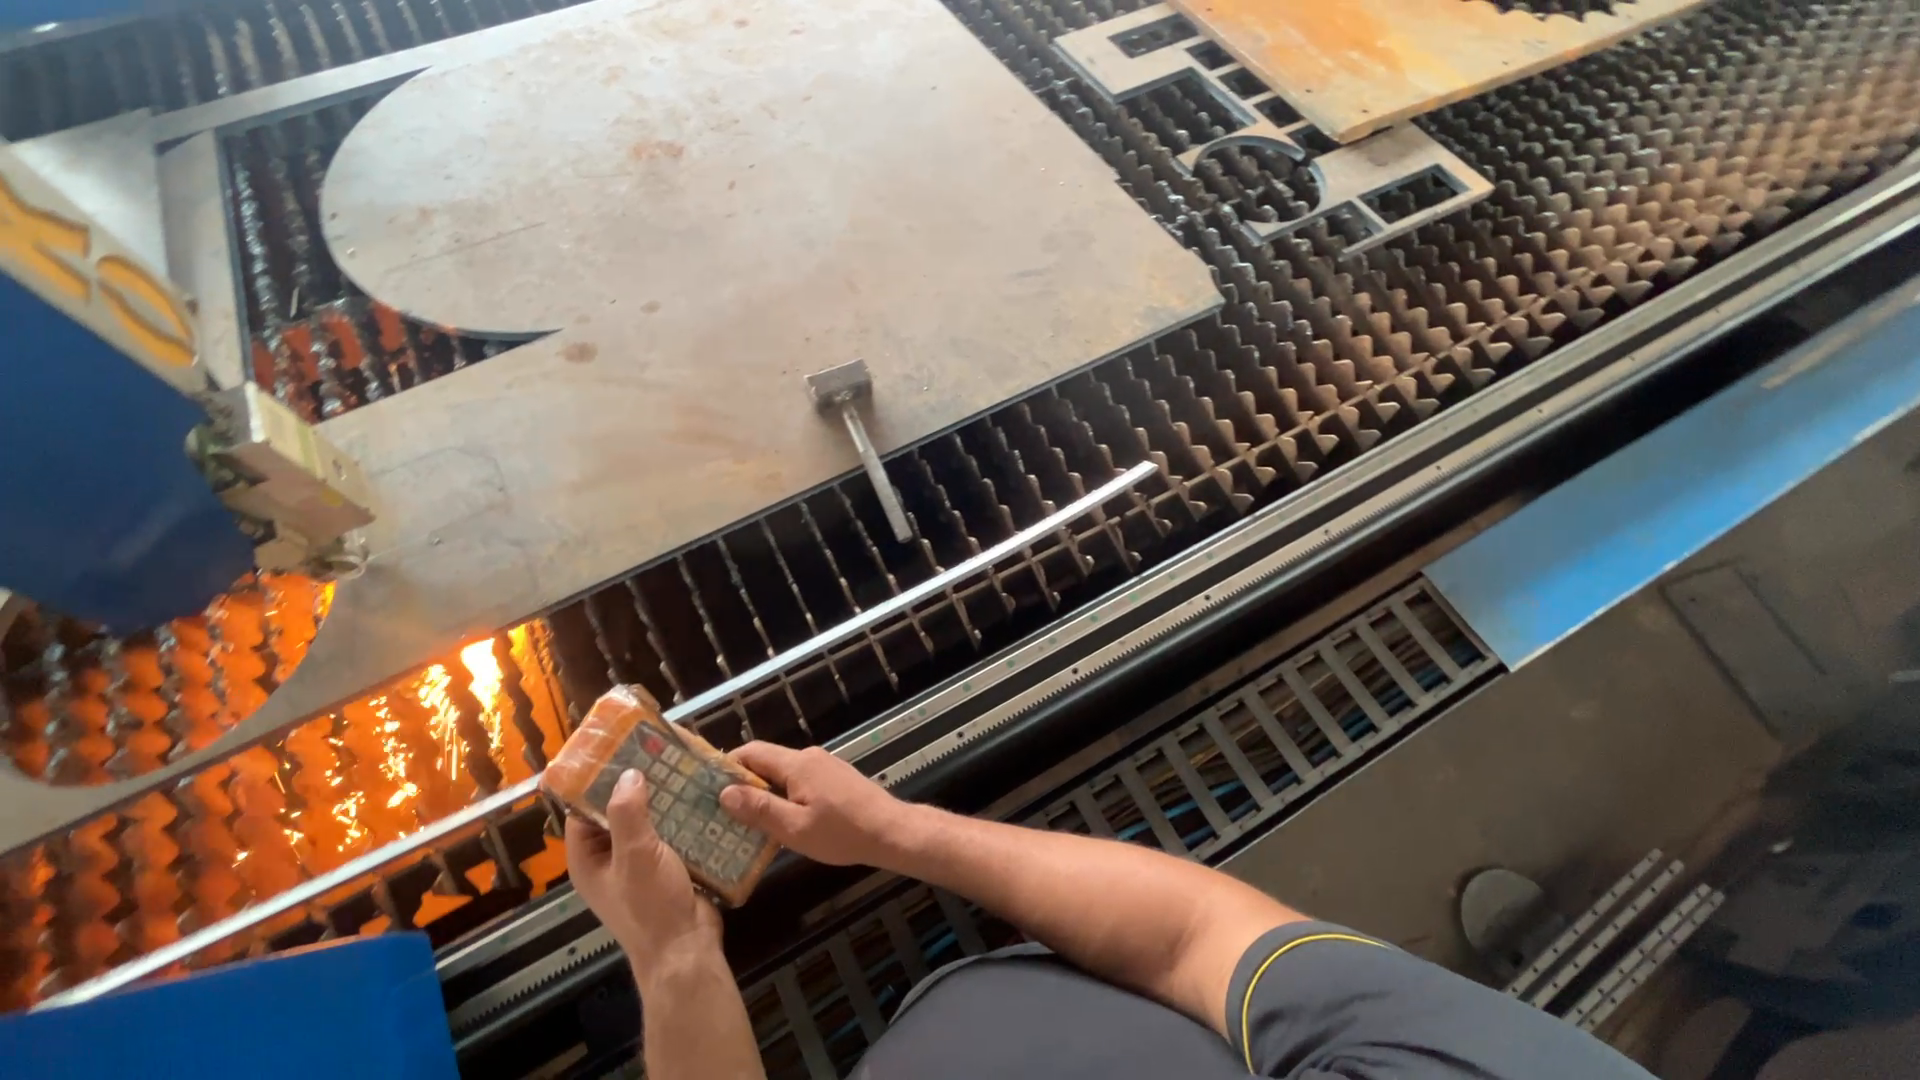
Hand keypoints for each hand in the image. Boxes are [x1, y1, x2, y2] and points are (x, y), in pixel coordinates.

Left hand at [565, 769, 721, 979]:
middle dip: (636, 783)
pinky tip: (700, 793)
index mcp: (589, 860)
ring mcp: (640, 864)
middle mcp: (610, 859)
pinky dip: (682, 814)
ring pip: (648, 820)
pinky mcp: (669, 866)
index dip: (595, 781)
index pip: (581, 811)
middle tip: (657, 751)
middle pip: (617, 812)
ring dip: (664, 797)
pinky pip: (672, 832)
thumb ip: (627, 814)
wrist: (686, 949)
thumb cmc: (651, 906)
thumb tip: (628, 773)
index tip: (616, 750)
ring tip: (683, 765)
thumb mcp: (635, 856)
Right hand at [720, 743, 915, 867]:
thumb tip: (724, 792)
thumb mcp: (795, 829)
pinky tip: (778, 821)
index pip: (752, 753)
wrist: (891, 832)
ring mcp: (825, 767)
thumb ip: (759, 810)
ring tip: (742, 820)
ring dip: (763, 792)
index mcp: (797, 764)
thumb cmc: (842, 833)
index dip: (726, 766)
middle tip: (718, 809)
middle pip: (766, 762)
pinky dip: (784, 796)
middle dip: (742, 782)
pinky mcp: (835, 780)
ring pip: (783, 774)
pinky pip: (799, 782)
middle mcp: (809, 758)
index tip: (705, 786)